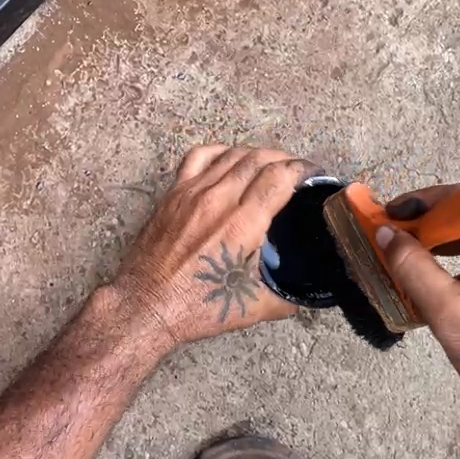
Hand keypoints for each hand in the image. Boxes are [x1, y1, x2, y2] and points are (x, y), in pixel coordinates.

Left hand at [108, 146, 313, 350]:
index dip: (301, 169)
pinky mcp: (174, 193)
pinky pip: (198, 156)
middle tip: (295, 169)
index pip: (279, 176)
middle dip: (283, 158)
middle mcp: (218, 199)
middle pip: (258, 158)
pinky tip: (228, 158)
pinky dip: (220, 151)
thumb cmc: (197, 307)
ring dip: (255, 153)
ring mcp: (192, 192)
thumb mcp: (255, 307)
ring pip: (230, 153)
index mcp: (243, 224)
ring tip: (268, 162)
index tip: (312, 173)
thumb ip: (290, 298)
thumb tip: (312, 294)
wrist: (148, 304)